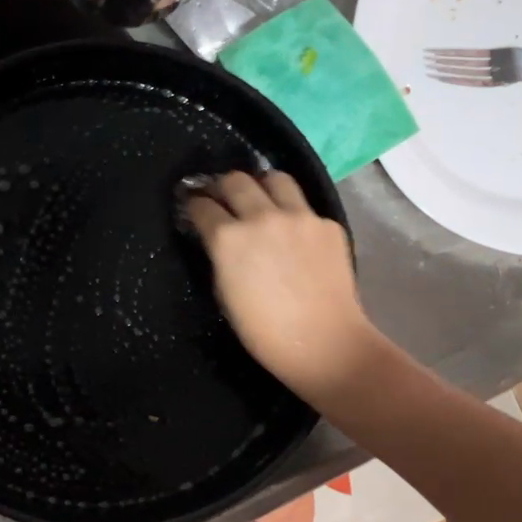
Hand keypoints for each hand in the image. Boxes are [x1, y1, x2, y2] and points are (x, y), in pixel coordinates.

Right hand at [186, 171, 389, 403]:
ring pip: (275, 179)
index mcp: (228, 238)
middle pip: (236, 180)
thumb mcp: (224, 292)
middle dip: (223, 187)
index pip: (202, 206)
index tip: (193, 207)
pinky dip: (292, 213)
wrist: (322, 342)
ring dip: (261, 186)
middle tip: (222, 197)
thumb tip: (219, 240)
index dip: (194, 205)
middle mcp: (262, 216)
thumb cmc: (262, 331)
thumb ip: (220, 257)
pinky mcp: (327, 224)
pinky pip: (304, 206)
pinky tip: (293, 233)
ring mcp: (300, 216)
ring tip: (260, 199)